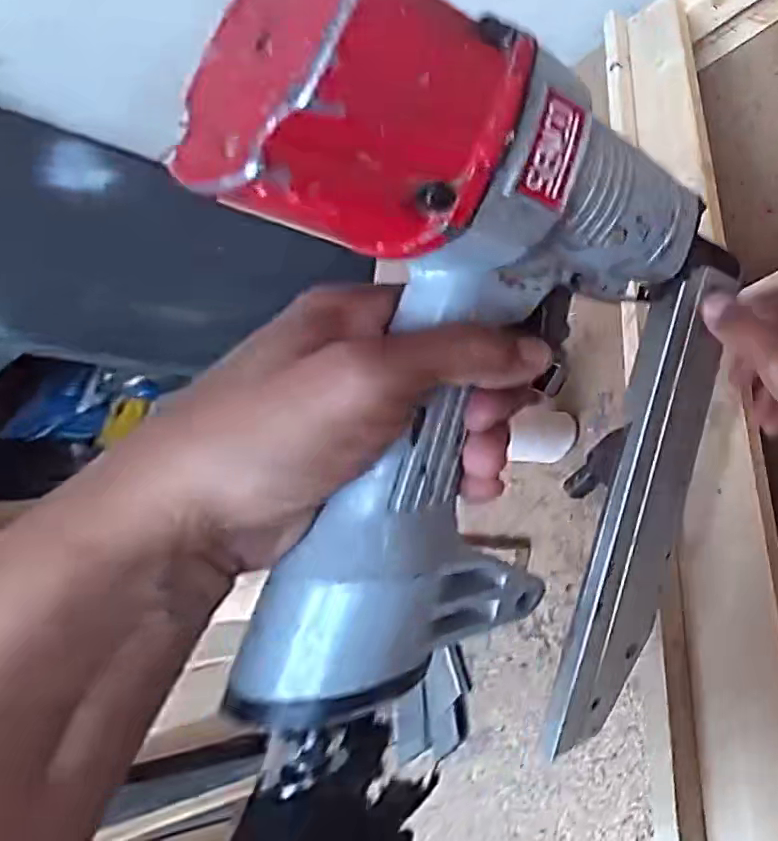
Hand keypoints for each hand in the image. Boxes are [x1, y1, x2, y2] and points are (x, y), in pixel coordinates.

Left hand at [88, 285, 551, 572]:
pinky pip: (440, 451)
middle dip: (492, 401)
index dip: (500, 335)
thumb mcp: (371, 375)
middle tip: (488, 429)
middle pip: (468, 366)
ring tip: (480, 472)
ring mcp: (368, 409)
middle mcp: (368, 354)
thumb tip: (540, 349)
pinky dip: (464, 468)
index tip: (522, 372)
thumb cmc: (269, 434)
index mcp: (360, 314)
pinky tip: (472, 488)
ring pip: (460, 413)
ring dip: (484, 441)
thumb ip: (464, 353)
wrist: (174, 533)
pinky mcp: (371, 456)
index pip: (458, 307)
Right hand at [701, 288, 777, 441]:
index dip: (748, 310)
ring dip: (767, 388)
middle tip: (736, 381)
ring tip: (755, 414)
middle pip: (777, 338)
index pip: (774, 301)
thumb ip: (742, 331)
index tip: (727, 331)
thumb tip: (712, 299)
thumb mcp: (774, 358)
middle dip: (751, 359)